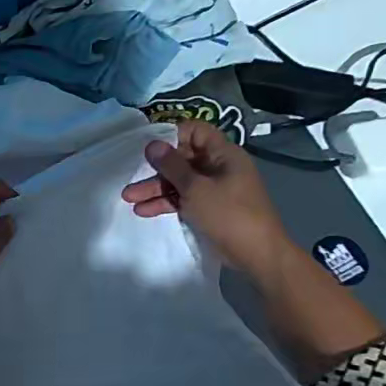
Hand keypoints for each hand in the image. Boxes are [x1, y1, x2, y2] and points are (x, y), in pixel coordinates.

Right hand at [122, 120, 292, 276]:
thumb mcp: (196, 188)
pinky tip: (144, 211)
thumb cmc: (229, 214)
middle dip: (156, 169)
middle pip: (182, 158)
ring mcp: (213, 189)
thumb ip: (172, 166)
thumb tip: (152, 144)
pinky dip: (166, 203)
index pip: (195, 131)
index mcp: (223, 154)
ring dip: (155, 188)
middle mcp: (218, 167)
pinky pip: (183, 199)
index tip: (149, 148)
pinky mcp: (208, 208)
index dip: (172, 135)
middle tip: (131, 177)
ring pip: (180, 181)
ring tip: (128, 198)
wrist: (258, 254)